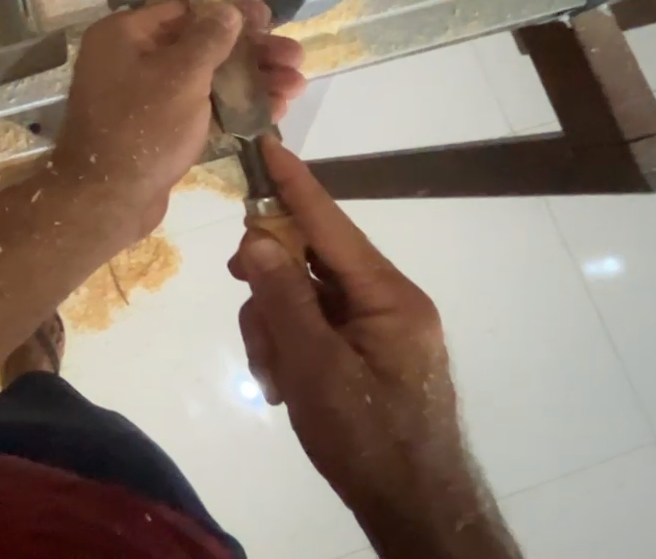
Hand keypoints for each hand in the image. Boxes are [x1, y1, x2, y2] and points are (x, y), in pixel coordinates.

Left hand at [48, 0, 304, 233]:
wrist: (107, 197)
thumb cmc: (141, 127)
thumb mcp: (180, 76)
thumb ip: (209, 39)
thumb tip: (228, 9)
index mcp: (123, 34)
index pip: (183, 10)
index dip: (229, 13)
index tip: (270, 19)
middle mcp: (128, 57)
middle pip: (198, 44)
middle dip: (250, 51)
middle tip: (295, 57)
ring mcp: (142, 94)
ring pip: (204, 77)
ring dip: (250, 79)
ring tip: (297, 85)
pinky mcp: (156, 125)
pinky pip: (198, 105)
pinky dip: (232, 105)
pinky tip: (275, 108)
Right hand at [231, 142, 518, 558]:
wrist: (415, 512)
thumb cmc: (368, 436)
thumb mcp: (315, 365)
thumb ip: (283, 295)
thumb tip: (257, 236)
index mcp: (387, 295)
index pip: (330, 223)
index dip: (294, 183)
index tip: (266, 144)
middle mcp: (384, 300)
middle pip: (307, 259)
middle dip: (268, 281)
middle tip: (240, 291)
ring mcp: (374, 326)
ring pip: (301, 293)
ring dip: (273, 323)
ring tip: (272, 372)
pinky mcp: (362, 349)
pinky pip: (311, 322)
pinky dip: (286, 342)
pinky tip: (282, 379)